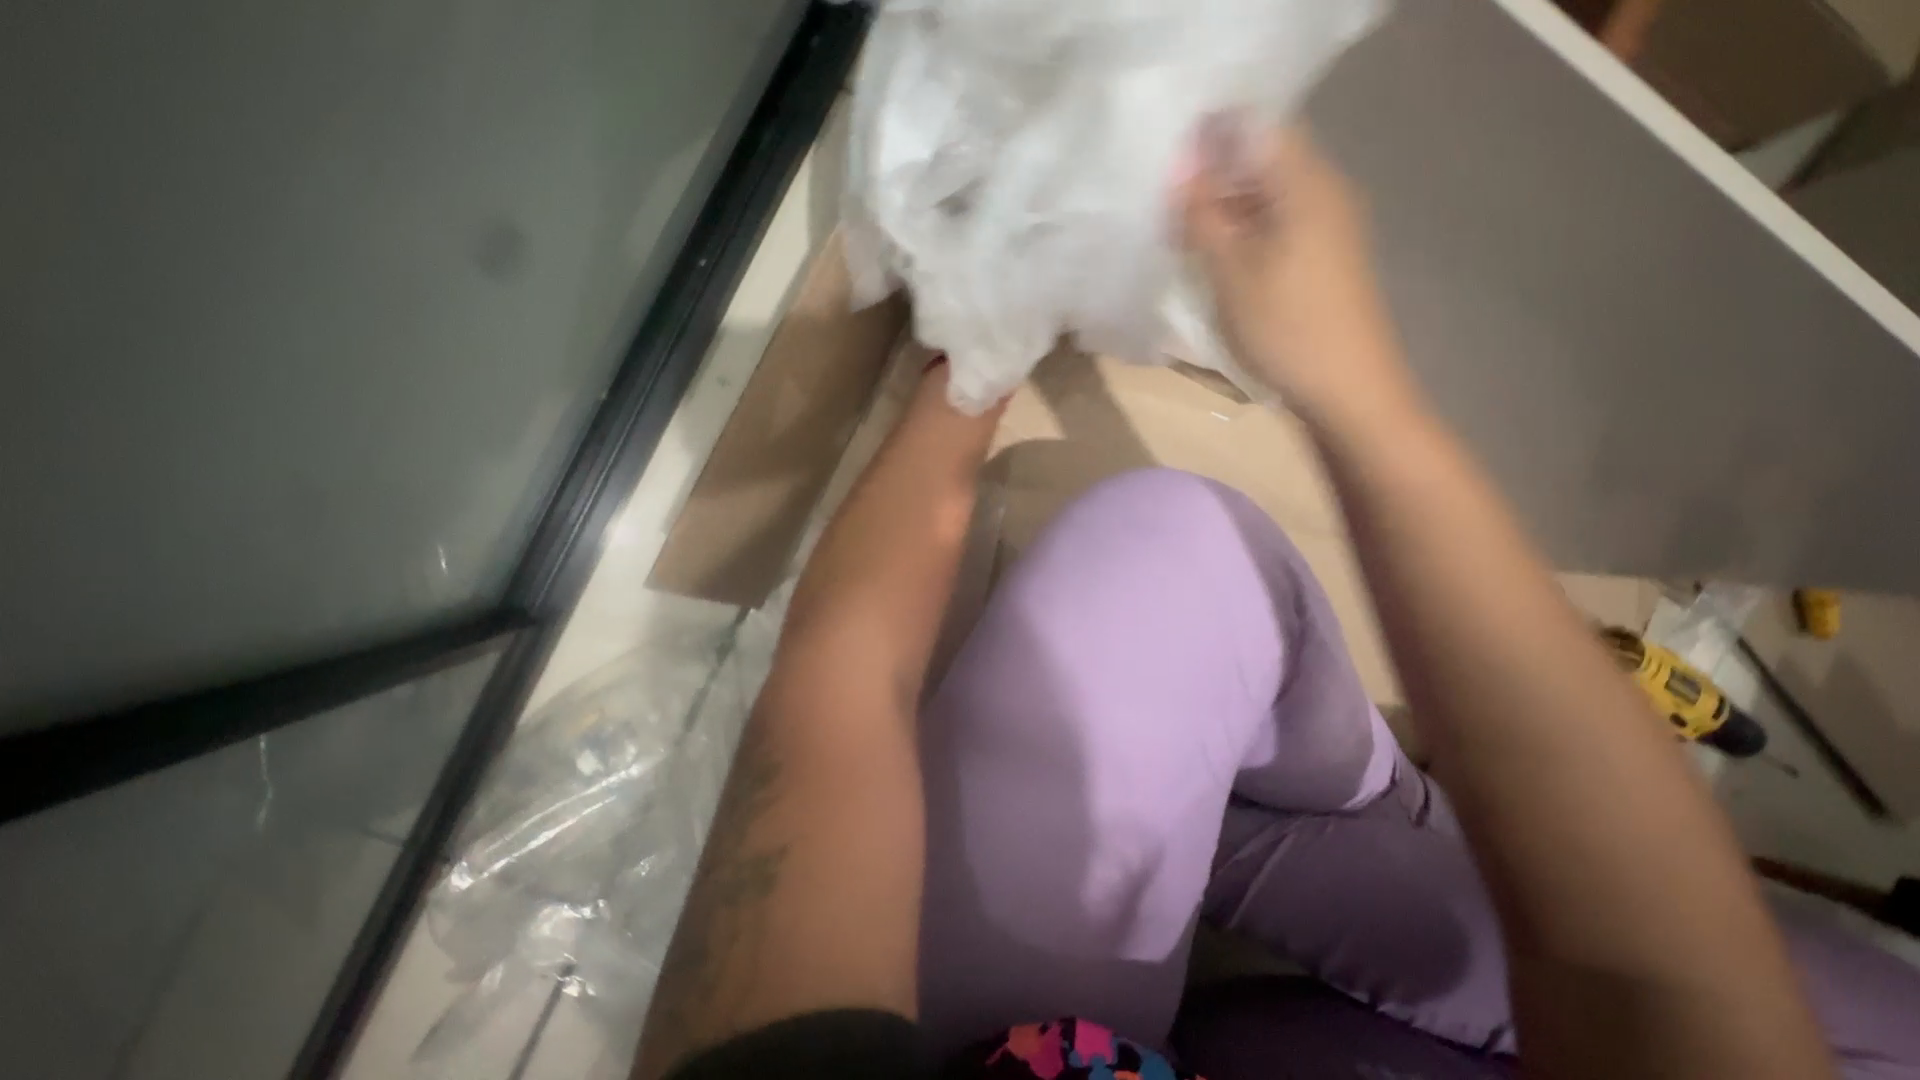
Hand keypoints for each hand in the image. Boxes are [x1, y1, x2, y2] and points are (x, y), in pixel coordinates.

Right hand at [1181, 121, 1418, 428]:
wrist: (1349, 392)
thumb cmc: (1288, 327)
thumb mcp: (1231, 271)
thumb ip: (1202, 214)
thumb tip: (1178, 166)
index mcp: (1308, 182)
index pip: (1257, 126)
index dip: (1211, 134)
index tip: (1168, 159)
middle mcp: (1325, 192)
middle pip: (1262, 161)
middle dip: (1213, 174)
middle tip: (1165, 202)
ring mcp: (1328, 227)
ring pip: (1267, 198)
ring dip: (1224, 209)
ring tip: (1180, 233)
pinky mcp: (1324, 259)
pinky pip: (1277, 227)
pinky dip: (1243, 234)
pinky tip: (1213, 258)